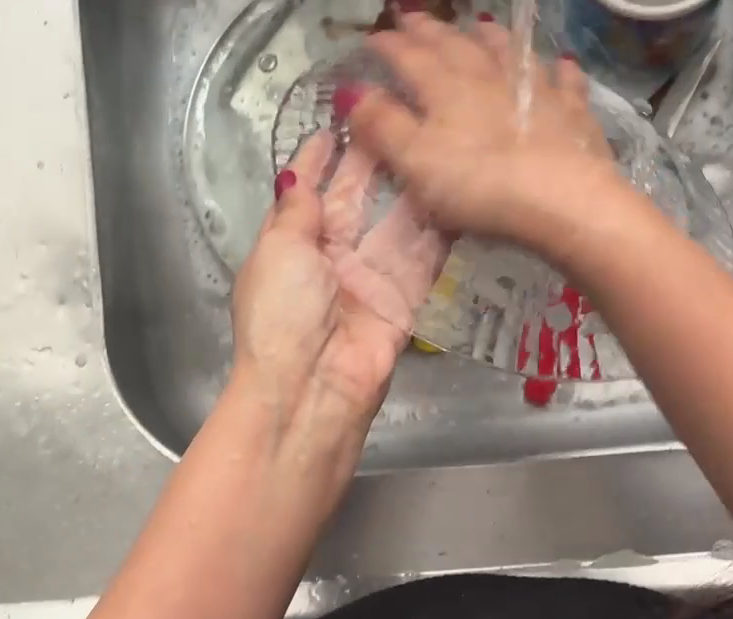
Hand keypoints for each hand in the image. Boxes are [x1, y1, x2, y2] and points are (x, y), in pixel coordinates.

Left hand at [230, 129, 450, 442]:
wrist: (311, 389)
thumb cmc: (280, 316)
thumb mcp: (276, 251)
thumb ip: (295, 211)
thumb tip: (297, 176)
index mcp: (290, 249)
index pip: (308, 195)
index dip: (320, 159)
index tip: (336, 120)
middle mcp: (330, 262)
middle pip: (355, 202)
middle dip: (371, 162)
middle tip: (396, 116)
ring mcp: (369, 282)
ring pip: (394, 224)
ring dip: (410, 186)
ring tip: (432, 138)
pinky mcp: (404, 302)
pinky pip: (423, 258)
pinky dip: (439, 228)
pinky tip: (456, 188)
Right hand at [348, 13, 623, 245]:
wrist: (559, 198)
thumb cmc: (477, 184)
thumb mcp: (415, 161)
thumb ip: (382, 126)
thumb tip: (351, 91)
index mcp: (444, 88)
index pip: (409, 58)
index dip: (388, 47)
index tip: (371, 39)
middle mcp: (488, 76)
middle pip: (454, 46)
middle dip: (430, 32)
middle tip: (413, 18)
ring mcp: (533, 88)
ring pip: (506, 52)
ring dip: (488, 37)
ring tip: (478, 25)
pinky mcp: (569, 112)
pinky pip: (561, 81)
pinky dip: (556, 70)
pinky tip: (558, 65)